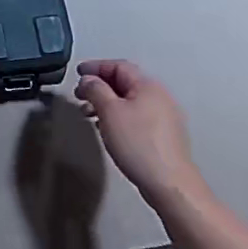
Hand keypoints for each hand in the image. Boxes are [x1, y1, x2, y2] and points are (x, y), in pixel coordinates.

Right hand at [73, 59, 208, 205]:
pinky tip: (109, 129)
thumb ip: (96, 90)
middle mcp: (160, 96)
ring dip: (107, 102)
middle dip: (100, 86)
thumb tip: (89, 80)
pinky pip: (137, 115)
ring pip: (130, 100)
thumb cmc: (138, 144)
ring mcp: (165, 116)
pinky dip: (119, 115)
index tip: (78, 73)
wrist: (168, 183)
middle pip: (125, 82)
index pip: (119, 66)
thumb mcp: (109, 111)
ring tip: (89, 114)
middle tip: (80, 94)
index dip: (96, 67)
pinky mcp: (164, 135)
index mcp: (148, 86)